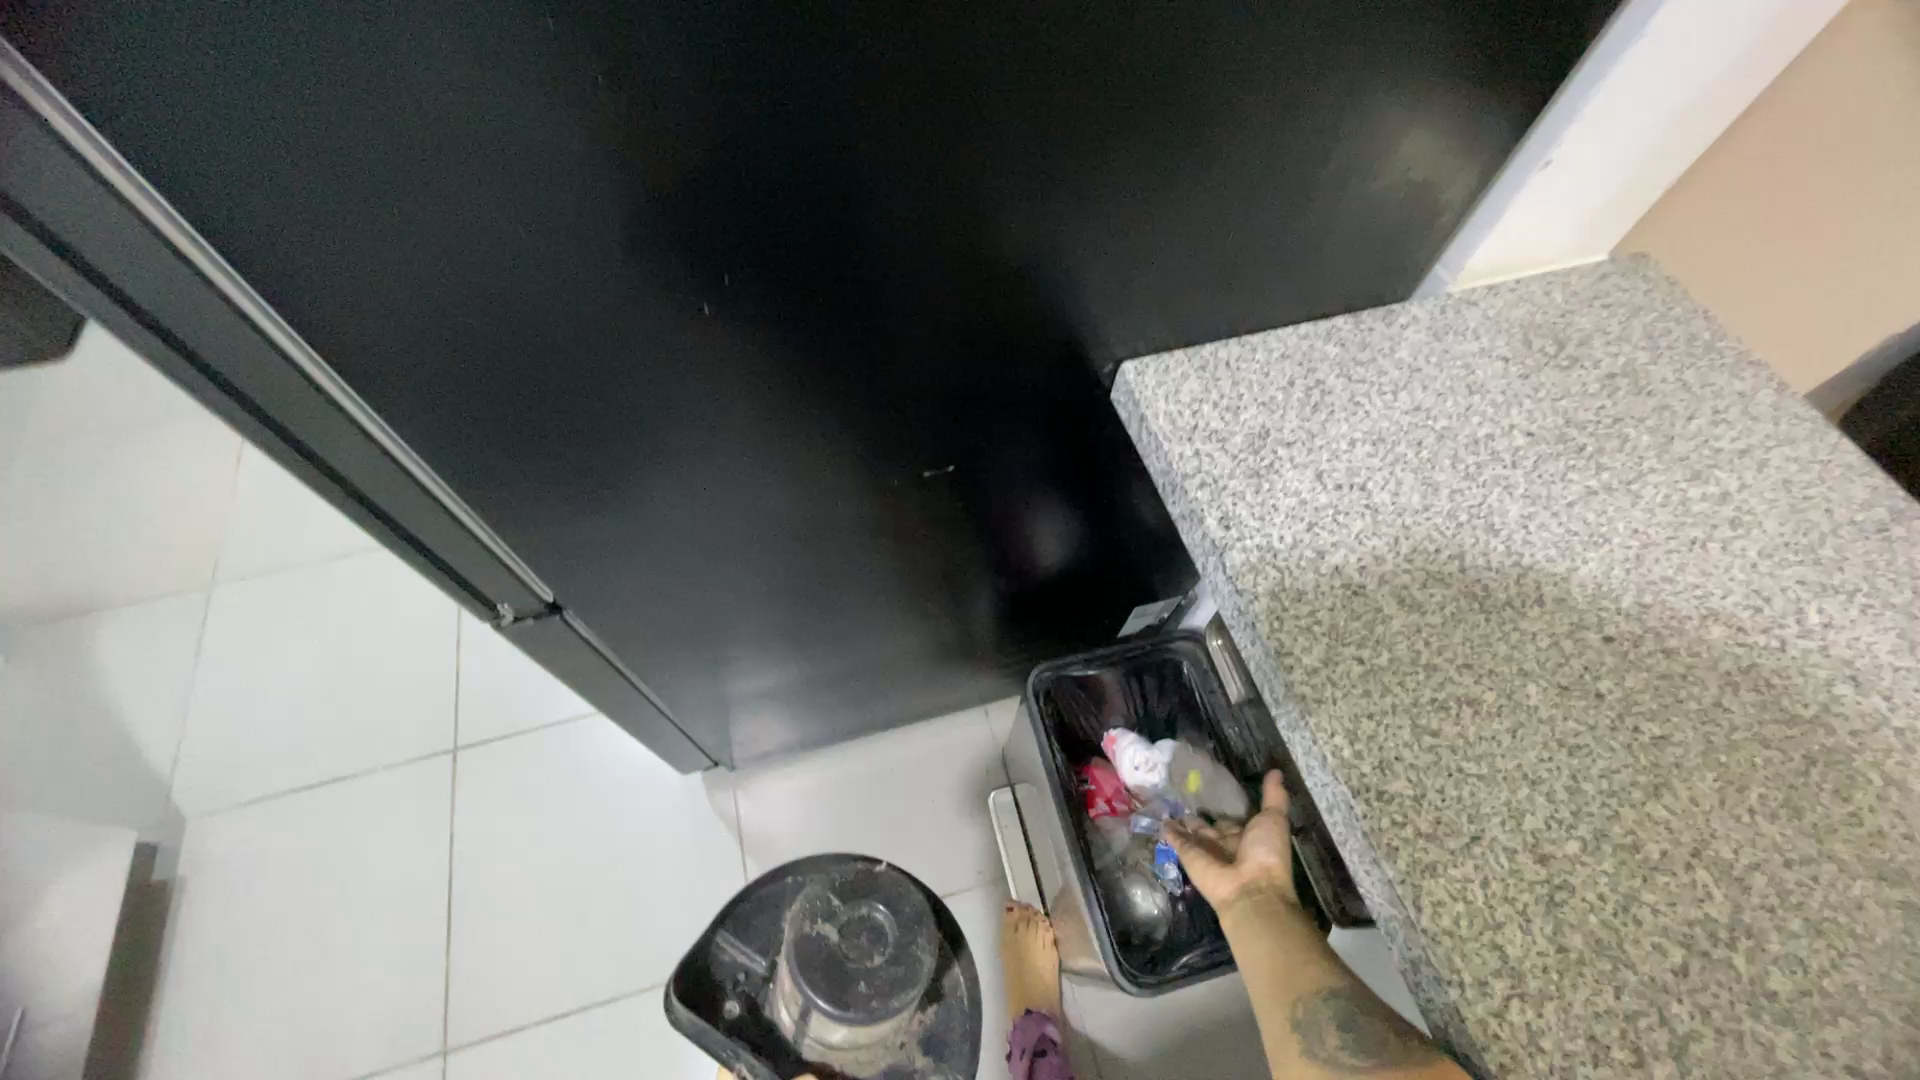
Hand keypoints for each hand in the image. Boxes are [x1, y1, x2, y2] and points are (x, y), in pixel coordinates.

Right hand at [1163, 769, 1295, 909]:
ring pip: (1191, 833)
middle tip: (1184, 797)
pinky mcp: (1188, 855)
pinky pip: (1177, 840)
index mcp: (1246, 837)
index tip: (1212, 793)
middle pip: (1209, 827)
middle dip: (1200, 815)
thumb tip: (1276, 770)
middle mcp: (1225, 844)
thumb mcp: (1274, 819)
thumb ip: (1273, 796)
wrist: (1251, 889)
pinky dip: (1169, 831)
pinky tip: (1161, 819)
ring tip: (1168, 804)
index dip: (1223, 809)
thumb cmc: (1266, 853)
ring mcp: (1205, 850)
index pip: (1232, 820)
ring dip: (1182, 822)